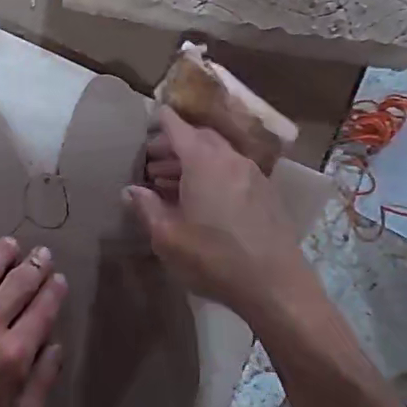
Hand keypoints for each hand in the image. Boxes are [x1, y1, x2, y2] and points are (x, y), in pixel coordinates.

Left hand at [0, 238, 66, 406]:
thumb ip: (43, 385)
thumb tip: (56, 347)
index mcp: (15, 357)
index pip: (43, 309)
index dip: (53, 289)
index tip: (58, 279)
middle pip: (19, 283)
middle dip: (35, 265)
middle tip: (41, 254)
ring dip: (2, 253)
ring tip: (10, 244)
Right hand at [127, 106, 315, 321]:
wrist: (274, 284)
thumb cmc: (213, 258)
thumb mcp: (168, 237)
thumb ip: (146, 208)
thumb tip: (131, 190)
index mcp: (203, 161)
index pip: (177, 126)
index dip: (160, 122)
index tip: (146, 124)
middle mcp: (229, 158)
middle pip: (199, 137)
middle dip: (174, 145)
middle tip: (152, 164)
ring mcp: (252, 174)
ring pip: (217, 154)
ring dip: (193, 161)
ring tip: (171, 184)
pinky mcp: (266, 192)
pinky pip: (232, 170)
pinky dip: (213, 173)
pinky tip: (202, 200)